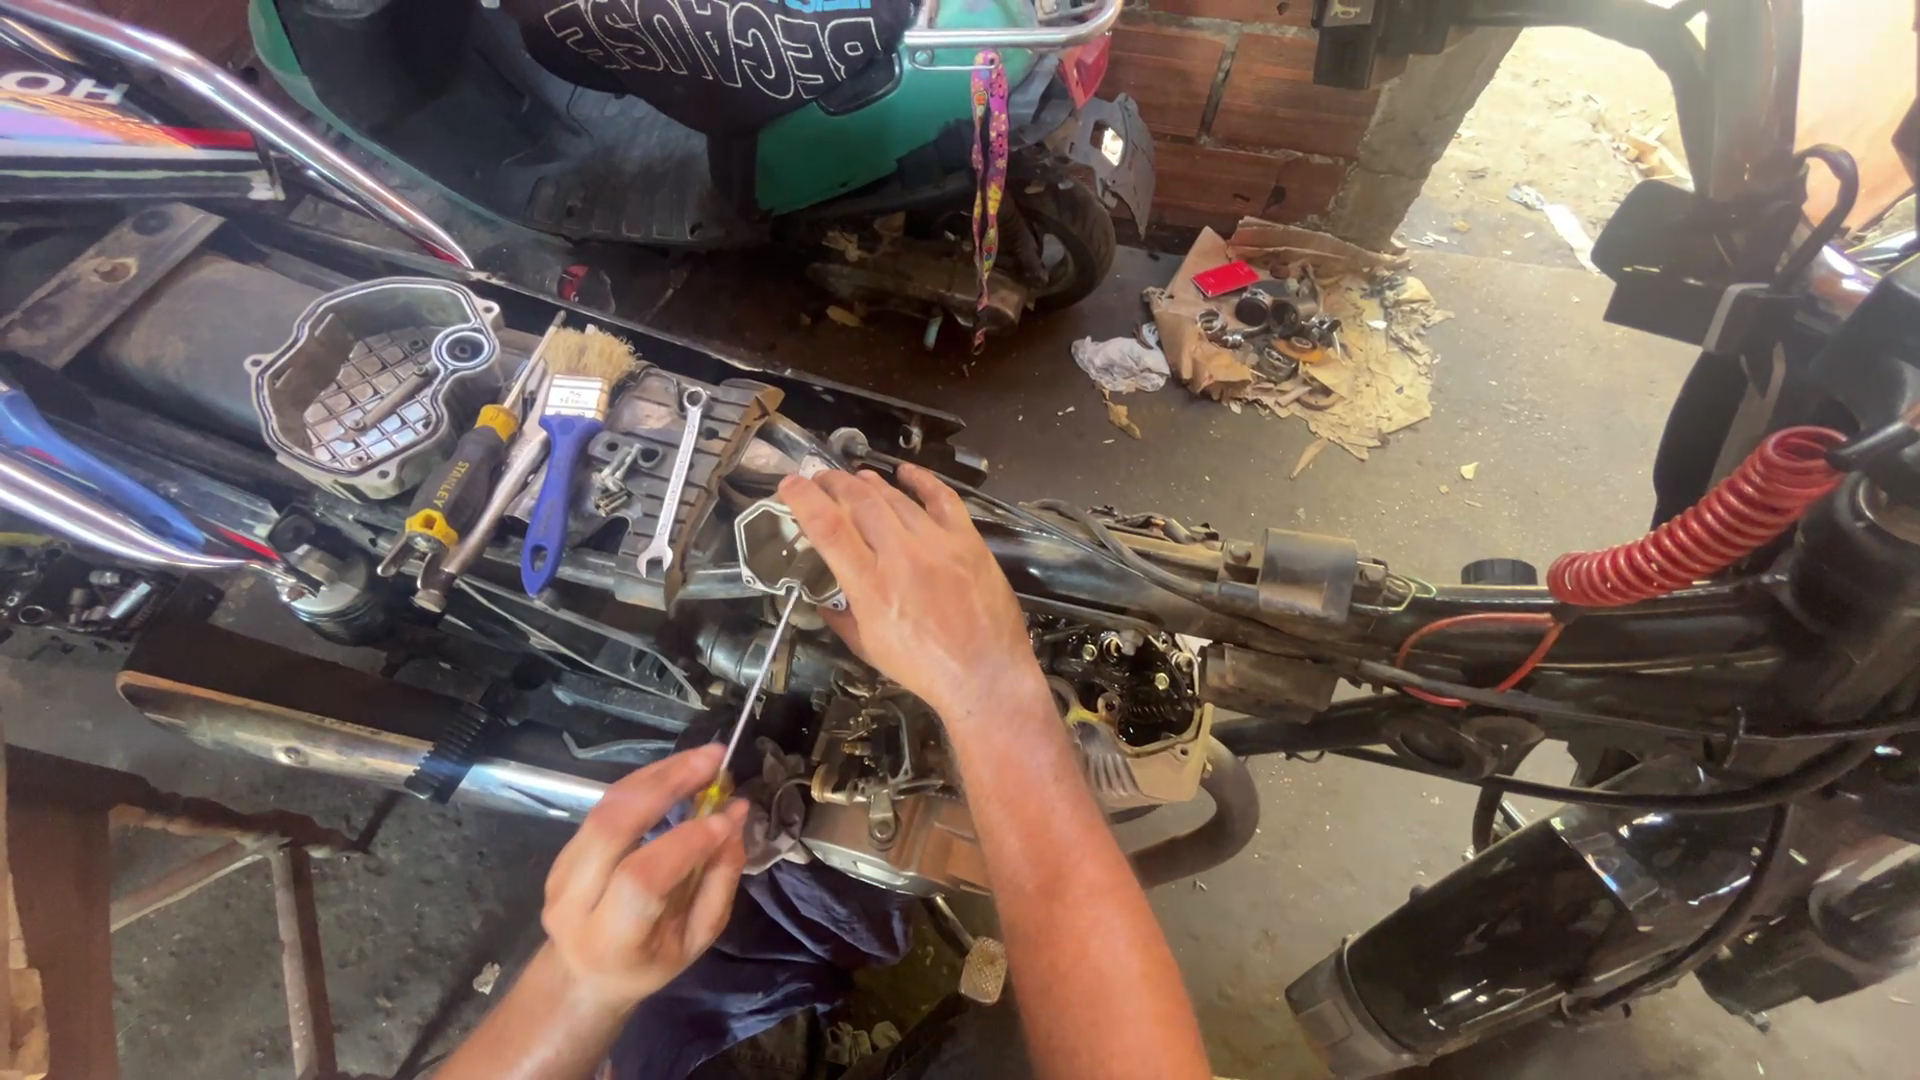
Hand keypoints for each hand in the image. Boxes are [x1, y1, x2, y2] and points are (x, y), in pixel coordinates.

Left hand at [541, 745, 747, 1008]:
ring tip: (703, 756)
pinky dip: (647, 780)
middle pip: (613, 827)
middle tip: (715, 760)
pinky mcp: (566, 848)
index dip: (686, 841)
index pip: (640, 879)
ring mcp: (562, 870)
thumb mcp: (697, 937)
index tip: (727, 815)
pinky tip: (679, 769)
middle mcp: (573, 902)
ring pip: (608, 806)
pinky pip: (607, 802)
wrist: (582, 975)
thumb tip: (735, 817)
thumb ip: (719, 880)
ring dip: (660, 773)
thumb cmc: (649, 961)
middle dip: (668, 784)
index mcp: (608, 939)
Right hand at [778, 464, 1045, 725]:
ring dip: (869, 483)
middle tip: (821, 479)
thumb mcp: (868, 648)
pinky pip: (943, 499)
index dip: (804, 499)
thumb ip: (841, 617)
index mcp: (870, 585)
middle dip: (834, 483)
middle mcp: (901, 555)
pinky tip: (905, 471)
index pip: (828, 528)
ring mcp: (938, 544)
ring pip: (896, 498)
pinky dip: (922, 480)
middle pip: (860, 501)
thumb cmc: (924, 669)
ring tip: (854, 478)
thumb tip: (823, 597)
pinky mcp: (968, 541)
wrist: (986, 676)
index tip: (789, 484)